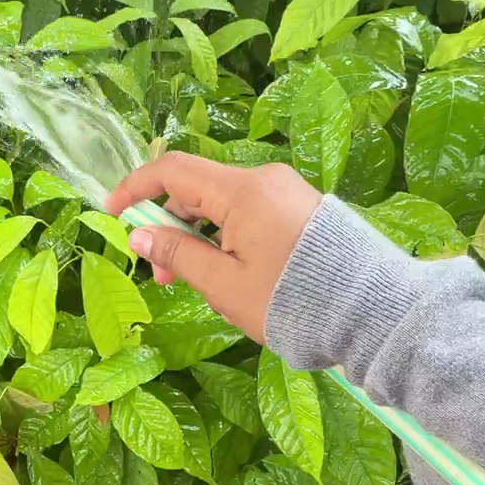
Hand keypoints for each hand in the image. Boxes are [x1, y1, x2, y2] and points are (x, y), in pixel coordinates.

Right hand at [104, 153, 321, 345]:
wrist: (373, 313)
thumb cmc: (290, 300)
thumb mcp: (224, 284)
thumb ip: (177, 256)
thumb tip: (139, 235)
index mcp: (243, 192)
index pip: (173, 171)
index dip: (135, 188)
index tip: (111, 213)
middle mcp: (265, 181)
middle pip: (197, 190)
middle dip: (169, 228)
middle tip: (160, 276)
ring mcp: (286, 193)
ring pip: (222, 206)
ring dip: (198, 239)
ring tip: (199, 285)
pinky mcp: (299, 211)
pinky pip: (248, 216)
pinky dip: (226, 239)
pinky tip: (231, 277)